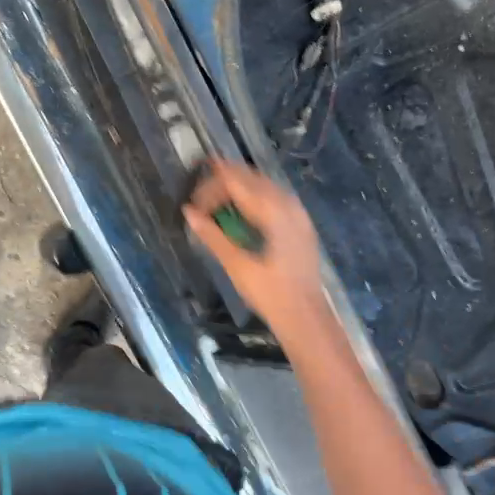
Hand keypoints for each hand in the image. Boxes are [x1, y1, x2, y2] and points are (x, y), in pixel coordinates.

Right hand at [184, 159, 329, 339]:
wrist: (306, 317)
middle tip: (202, 204)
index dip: (210, 185)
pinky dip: (254, 198)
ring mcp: (297, 212)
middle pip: (249, 177)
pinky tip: (243, 215)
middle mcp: (287, 203)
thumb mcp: (236, 265)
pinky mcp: (301, 223)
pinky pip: (274, 196)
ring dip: (238, 189)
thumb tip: (188, 211)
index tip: (192, 203)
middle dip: (223, 184)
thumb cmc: (270, 293)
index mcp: (271, 211)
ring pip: (263, 185)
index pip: (235, 181)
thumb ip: (212, 235)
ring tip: (218, 207)